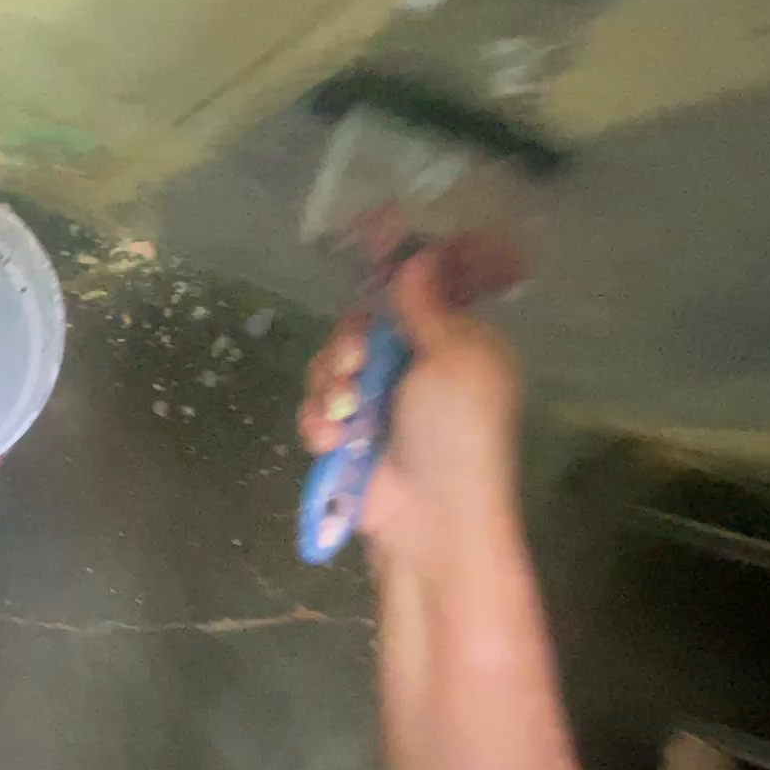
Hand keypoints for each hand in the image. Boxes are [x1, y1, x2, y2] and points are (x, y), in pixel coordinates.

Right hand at [297, 251, 522, 569]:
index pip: (403, 303)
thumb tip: (419, 255)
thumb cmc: (454, 431)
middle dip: (343, 352)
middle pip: (353, 336)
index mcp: (448, 345)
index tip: (358, 298)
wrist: (428, 514)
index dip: (377, 298)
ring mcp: (374, 407)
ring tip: (341, 420)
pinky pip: (315, 412)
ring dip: (327, 393)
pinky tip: (329, 441)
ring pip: (327, 374)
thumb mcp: (452, 358)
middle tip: (352, 367)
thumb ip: (425, 308)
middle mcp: (409, 371)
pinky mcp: (345, 439)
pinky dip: (317, 424)